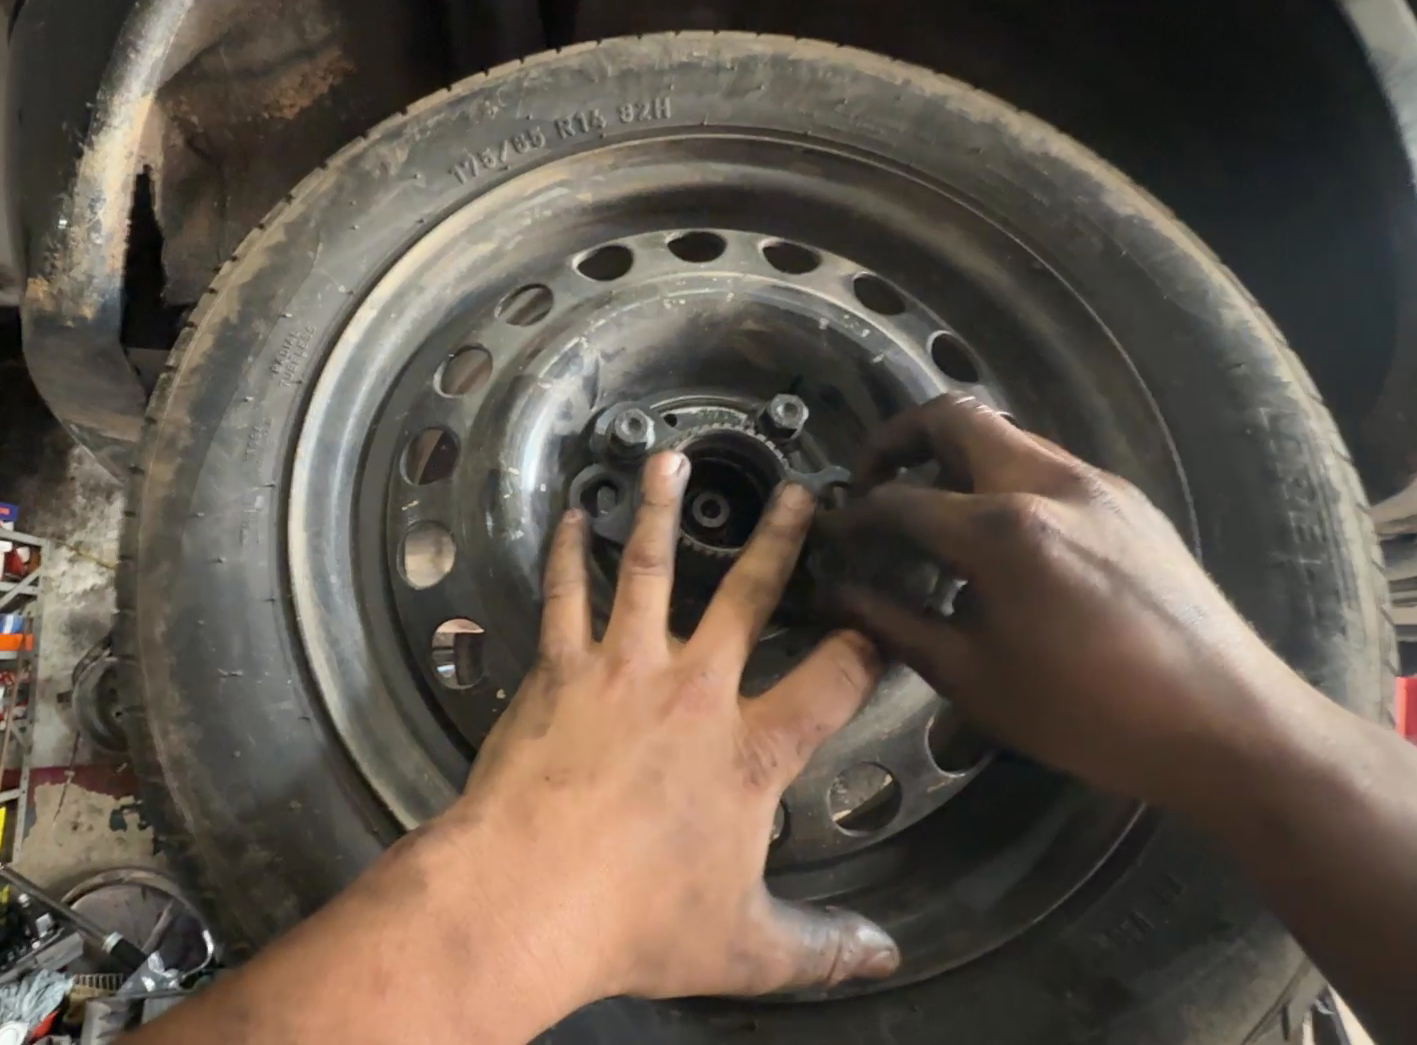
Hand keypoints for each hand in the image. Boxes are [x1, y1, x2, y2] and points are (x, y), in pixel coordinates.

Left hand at [440, 450, 897, 1003]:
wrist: (532, 893)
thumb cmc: (638, 918)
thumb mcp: (745, 946)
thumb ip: (821, 947)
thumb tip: (885, 958)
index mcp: (750, 750)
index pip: (833, 682)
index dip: (869, 644)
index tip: (883, 610)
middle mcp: (692, 689)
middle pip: (748, 597)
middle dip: (780, 543)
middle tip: (799, 494)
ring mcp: (621, 667)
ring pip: (649, 569)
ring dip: (661, 511)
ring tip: (668, 459)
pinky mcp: (559, 665)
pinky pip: (564, 594)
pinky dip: (567, 553)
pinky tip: (570, 518)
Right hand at [828, 394, 1300, 806]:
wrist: (1235, 730)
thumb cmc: (1087, 713)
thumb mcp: (968, 675)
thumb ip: (890, 622)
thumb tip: (833, 595)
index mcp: (1004, 530)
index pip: (899, 500)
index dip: (853, 516)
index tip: (831, 536)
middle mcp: (1050, 485)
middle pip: (953, 417)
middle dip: (895, 441)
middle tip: (871, 485)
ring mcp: (1097, 486)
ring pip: (1001, 435)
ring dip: (947, 458)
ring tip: (925, 513)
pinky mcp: (1127, 503)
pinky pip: (1039, 463)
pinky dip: (993, 478)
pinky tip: (989, 536)